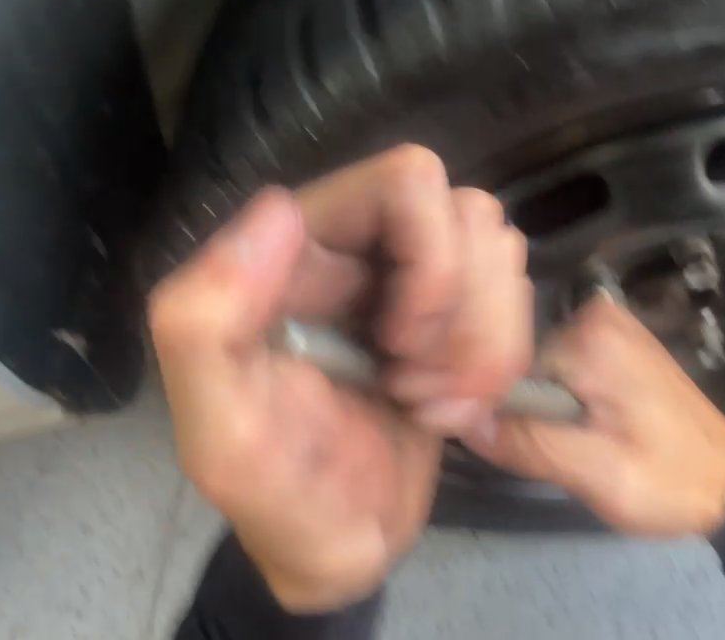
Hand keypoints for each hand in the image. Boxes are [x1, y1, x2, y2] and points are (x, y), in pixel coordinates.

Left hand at [149, 146, 532, 610]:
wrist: (339, 546)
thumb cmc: (277, 494)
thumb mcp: (220, 433)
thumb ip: (206, 322)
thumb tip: (277, 207)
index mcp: (306, 242)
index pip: (411, 178)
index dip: (431, 254)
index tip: (400, 339)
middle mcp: (373, 241)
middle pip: (472, 215)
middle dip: (461, 314)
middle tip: (409, 381)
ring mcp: (425, 275)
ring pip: (503, 256)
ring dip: (479, 346)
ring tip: (422, 401)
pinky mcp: (464, 315)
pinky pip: (518, 303)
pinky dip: (496, 366)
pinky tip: (446, 410)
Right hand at [464, 296, 724, 538]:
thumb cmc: (669, 480)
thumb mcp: (598, 474)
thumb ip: (529, 443)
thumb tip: (459, 418)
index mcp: (591, 335)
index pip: (507, 364)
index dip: (500, 410)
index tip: (511, 447)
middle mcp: (595, 314)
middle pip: (523, 362)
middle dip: (528, 410)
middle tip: (564, 451)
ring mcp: (606, 323)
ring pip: (538, 366)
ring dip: (544, 407)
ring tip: (575, 442)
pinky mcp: (612, 339)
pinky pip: (560, 364)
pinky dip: (562, 396)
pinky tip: (583, 425)